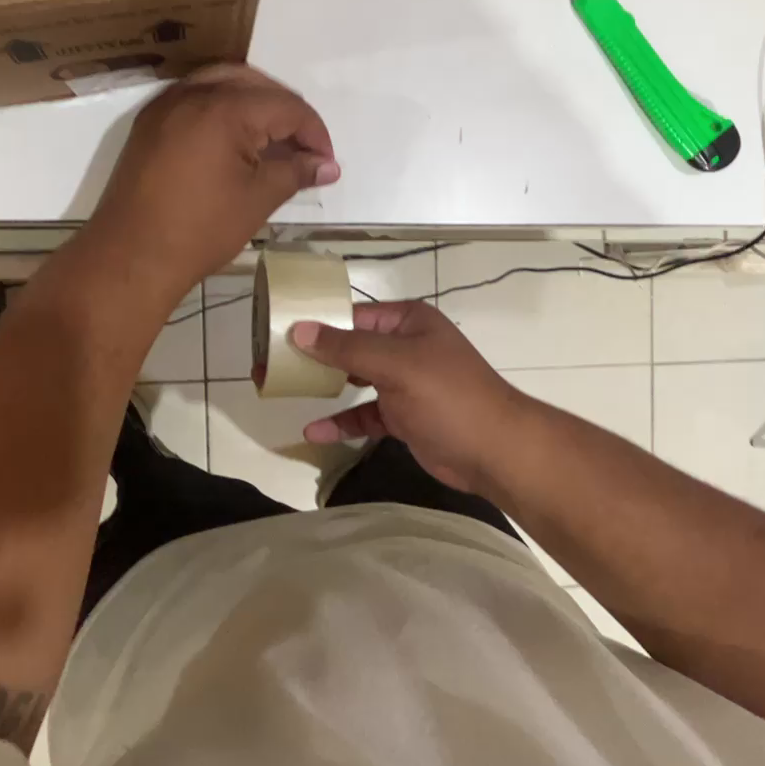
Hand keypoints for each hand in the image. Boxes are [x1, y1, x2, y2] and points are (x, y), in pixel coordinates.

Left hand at [83, 65, 337, 297]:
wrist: (131, 256)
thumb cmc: (200, 231)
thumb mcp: (257, 200)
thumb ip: (295, 173)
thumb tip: (327, 166)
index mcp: (225, 109)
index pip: (286, 106)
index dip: (314, 132)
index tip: (326, 163)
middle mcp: (193, 93)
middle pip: (255, 85)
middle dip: (286, 113)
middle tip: (304, 151)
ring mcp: (166, 105)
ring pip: (223, 83)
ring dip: (255, 105)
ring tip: (273, 143)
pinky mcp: (150, 123)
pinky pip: (195, 98)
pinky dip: (223, 109)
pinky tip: (235, 141)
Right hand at [291, 302, 530, 493]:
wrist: (494, 451)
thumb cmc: (449, 396)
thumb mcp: (397, 364)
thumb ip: (347, 348)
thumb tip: (300, 330)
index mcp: (409, 322)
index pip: (355, 315)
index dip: (318, 322)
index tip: (278, 332)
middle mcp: (406, 347)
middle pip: (351, 346)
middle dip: (314, 357)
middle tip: (270, 363)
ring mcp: (404, 383)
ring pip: (354, 380)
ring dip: (324, 387)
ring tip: (282, 390)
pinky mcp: (403, 416)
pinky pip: (364, 414)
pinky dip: (342, 421)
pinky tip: (314, 432)